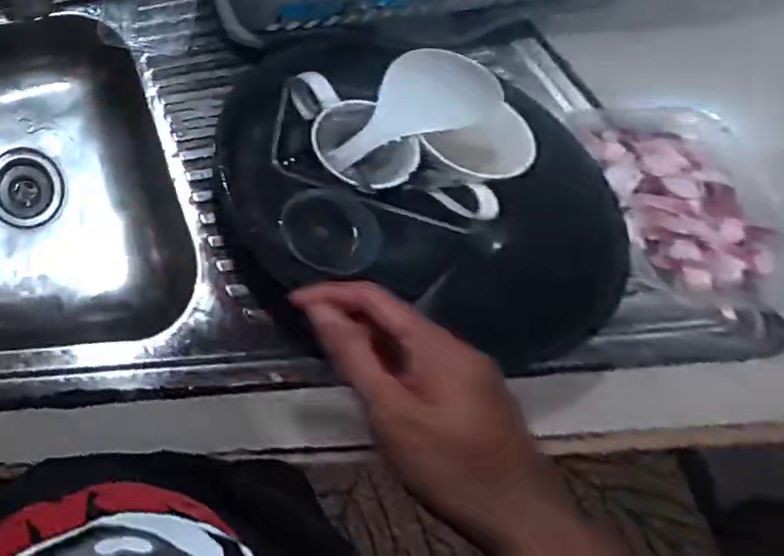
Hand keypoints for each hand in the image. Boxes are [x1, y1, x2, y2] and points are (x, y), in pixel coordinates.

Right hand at [291, 282, 617, 555]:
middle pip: (390, 314)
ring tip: (330, 351)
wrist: (531, 532)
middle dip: (344, 314)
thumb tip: (318, 307)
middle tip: (305, 329)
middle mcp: (459, 350)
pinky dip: (385, 357)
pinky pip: (418, 359)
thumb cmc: (452, 468)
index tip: (292, 304)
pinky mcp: (473, 397)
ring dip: (363, 337)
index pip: (373, 296)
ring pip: (404, 338)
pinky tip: (369, 377)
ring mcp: (471, 374)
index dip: (328, 293)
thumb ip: (352, 353)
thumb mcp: (390, 410)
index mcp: (441, 347)